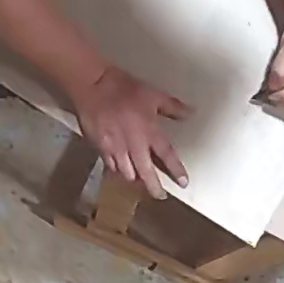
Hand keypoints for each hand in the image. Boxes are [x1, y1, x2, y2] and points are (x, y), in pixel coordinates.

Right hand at [71, 65, 189, 199]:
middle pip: (146, 174)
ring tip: (139, 182)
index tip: (183, 183)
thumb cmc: (124, 89)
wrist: (93, 87)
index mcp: (150, 132)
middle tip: (159, 195)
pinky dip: (118, 171)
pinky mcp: (101, 150)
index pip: (167, 156)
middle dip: (154, 187)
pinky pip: (112, 167)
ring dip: (135, 180)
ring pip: (127, 175)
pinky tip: (121, 171)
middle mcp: (134, 146)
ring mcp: (116, 150)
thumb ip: (172, 107)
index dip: (176, 171)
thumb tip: (189, 114)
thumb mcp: (153, 94)